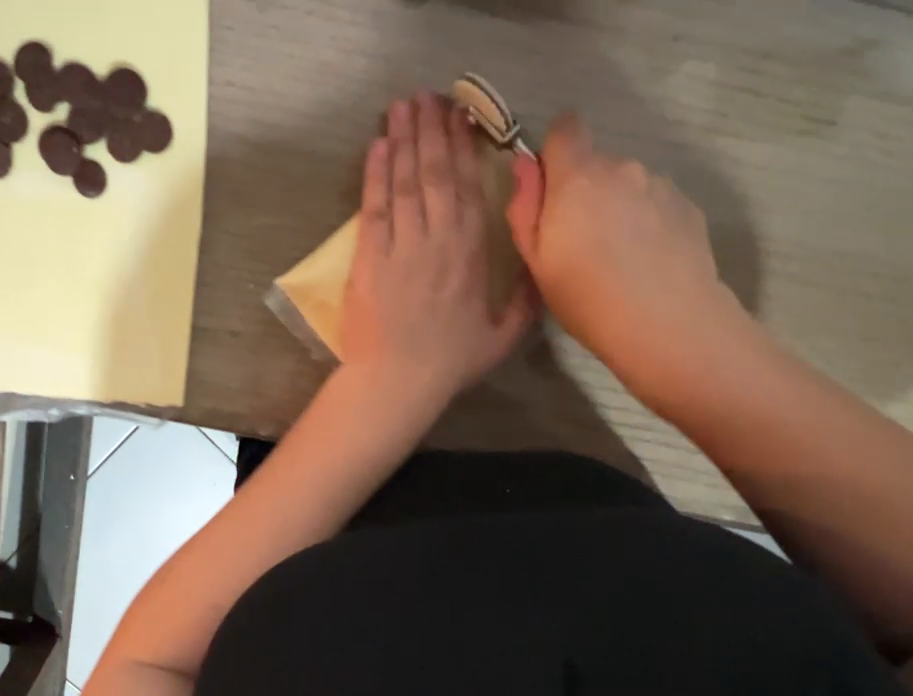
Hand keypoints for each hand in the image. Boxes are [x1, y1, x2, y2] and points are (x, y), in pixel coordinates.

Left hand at [339, 92, 535, 398]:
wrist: (397, 381)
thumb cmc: (450, 364)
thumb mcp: (502, 336)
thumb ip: (525, 301)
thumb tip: (543, 267)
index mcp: (472, 252)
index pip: (469, 187)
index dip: (464, 147)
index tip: (462, 117)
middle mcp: (439, 238)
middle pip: (436, 172)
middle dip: (433, 130)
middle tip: (429, 97)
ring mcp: (402, 245)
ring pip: (405, 180)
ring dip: (404, 139)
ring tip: (403, 105)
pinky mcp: (369, 257)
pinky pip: (374, 206)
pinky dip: (376, 173)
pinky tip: (379, 145)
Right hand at [505, 115, 749, 386]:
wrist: (665, 322)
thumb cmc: (586, 297)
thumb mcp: (536, 261)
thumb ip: (525, 206)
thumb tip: (524, 166)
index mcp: (578, 178)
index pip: (565, 128)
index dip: (555, 153)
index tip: (551, 190)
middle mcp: (622, 168)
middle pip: (596, 163)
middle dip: (584, 190)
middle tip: (580, 242)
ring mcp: (660, 185)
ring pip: (628, 184)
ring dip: (618, 207)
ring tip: (618, 257)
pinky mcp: (687, 206)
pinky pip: (655, 203)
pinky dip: (646, 222)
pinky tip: (645, 262)